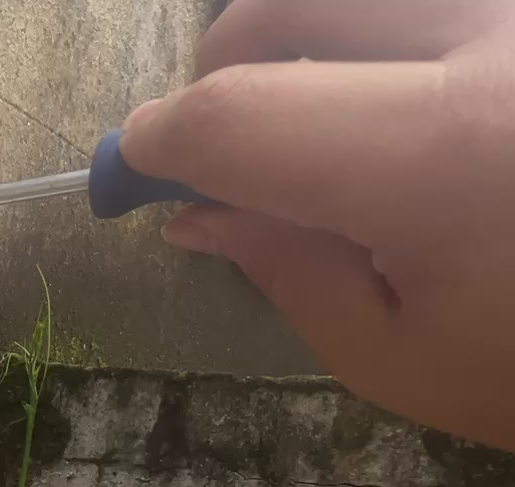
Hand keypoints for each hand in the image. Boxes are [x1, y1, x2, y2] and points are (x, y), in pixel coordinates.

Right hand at [121, 0, 514, 449]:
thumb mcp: (389, 346)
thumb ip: (283, 263)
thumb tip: (192, 213)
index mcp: (447, 156)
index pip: (241, 112)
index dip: (159, 137)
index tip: (136, 164)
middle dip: (230, 55)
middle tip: (224, 121)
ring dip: (322, 30)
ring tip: (329, 96)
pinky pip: (457, 15)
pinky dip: (404, 43)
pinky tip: (418, 93)